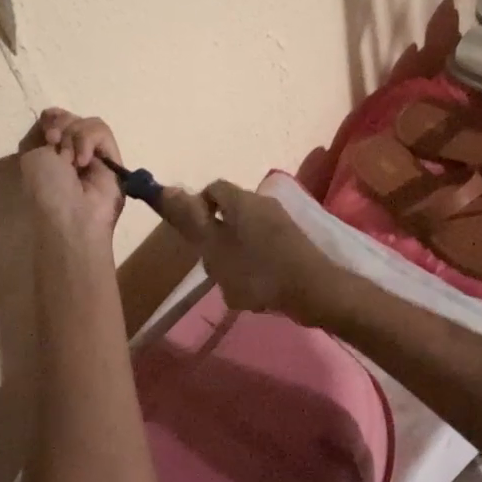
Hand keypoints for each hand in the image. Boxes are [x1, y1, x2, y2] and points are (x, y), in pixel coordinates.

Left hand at [20, 109, 124, 244]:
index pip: (53, 118)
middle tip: (56, 145)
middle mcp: (70, 151)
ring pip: (87, 122)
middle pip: (71, 117)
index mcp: (48, 151)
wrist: (71, 215)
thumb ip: (44, 129)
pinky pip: (102, 131)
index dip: (51, 119)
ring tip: (72, 161)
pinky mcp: (112, 158)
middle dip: (62, 127)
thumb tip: (58, 119)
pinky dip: (89, 141)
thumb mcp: (31, 154)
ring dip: (75, 137)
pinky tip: (84, 161)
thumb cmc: (45, 189)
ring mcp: (92, 155)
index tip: (47, 135)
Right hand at [160, 180, 345, 322]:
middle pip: (227, 214)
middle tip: (214, 266)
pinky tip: (256, 290)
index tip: (193, 236)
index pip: (212, 189)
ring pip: (243, 236)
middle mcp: (262, 204)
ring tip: (235, 285)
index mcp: (242, 200)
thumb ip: (191, 220)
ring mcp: (280, 224)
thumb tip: (166, 189)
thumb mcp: (215, 248)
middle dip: (214, 240)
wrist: (315, 291)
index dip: (197, 208)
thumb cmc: (259, 271)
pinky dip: (253, 267)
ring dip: (232, 258)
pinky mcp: (292, 244)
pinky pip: (262, 250)